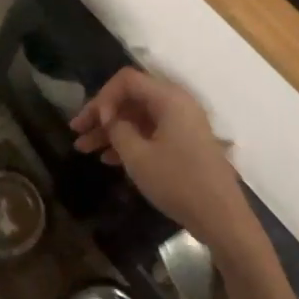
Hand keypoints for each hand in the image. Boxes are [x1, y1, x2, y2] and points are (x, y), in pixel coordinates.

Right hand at [70, 67, 252, 247]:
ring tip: (84, 148)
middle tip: (77, 131)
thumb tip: (112, 119)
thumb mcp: (138, 157)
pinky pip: (150, 132)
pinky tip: (108, 159)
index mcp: (169, 98)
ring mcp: (182, 124)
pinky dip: (129, 141)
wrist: (222, 217)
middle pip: (131, 98)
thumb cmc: (178, 182)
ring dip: (111, 131)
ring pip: (138, 117)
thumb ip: (118, 130)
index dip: (104, 97)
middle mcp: (177, 103)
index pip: (126, 80)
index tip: (93, 123)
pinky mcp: (184, 143)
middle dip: (102, 114)